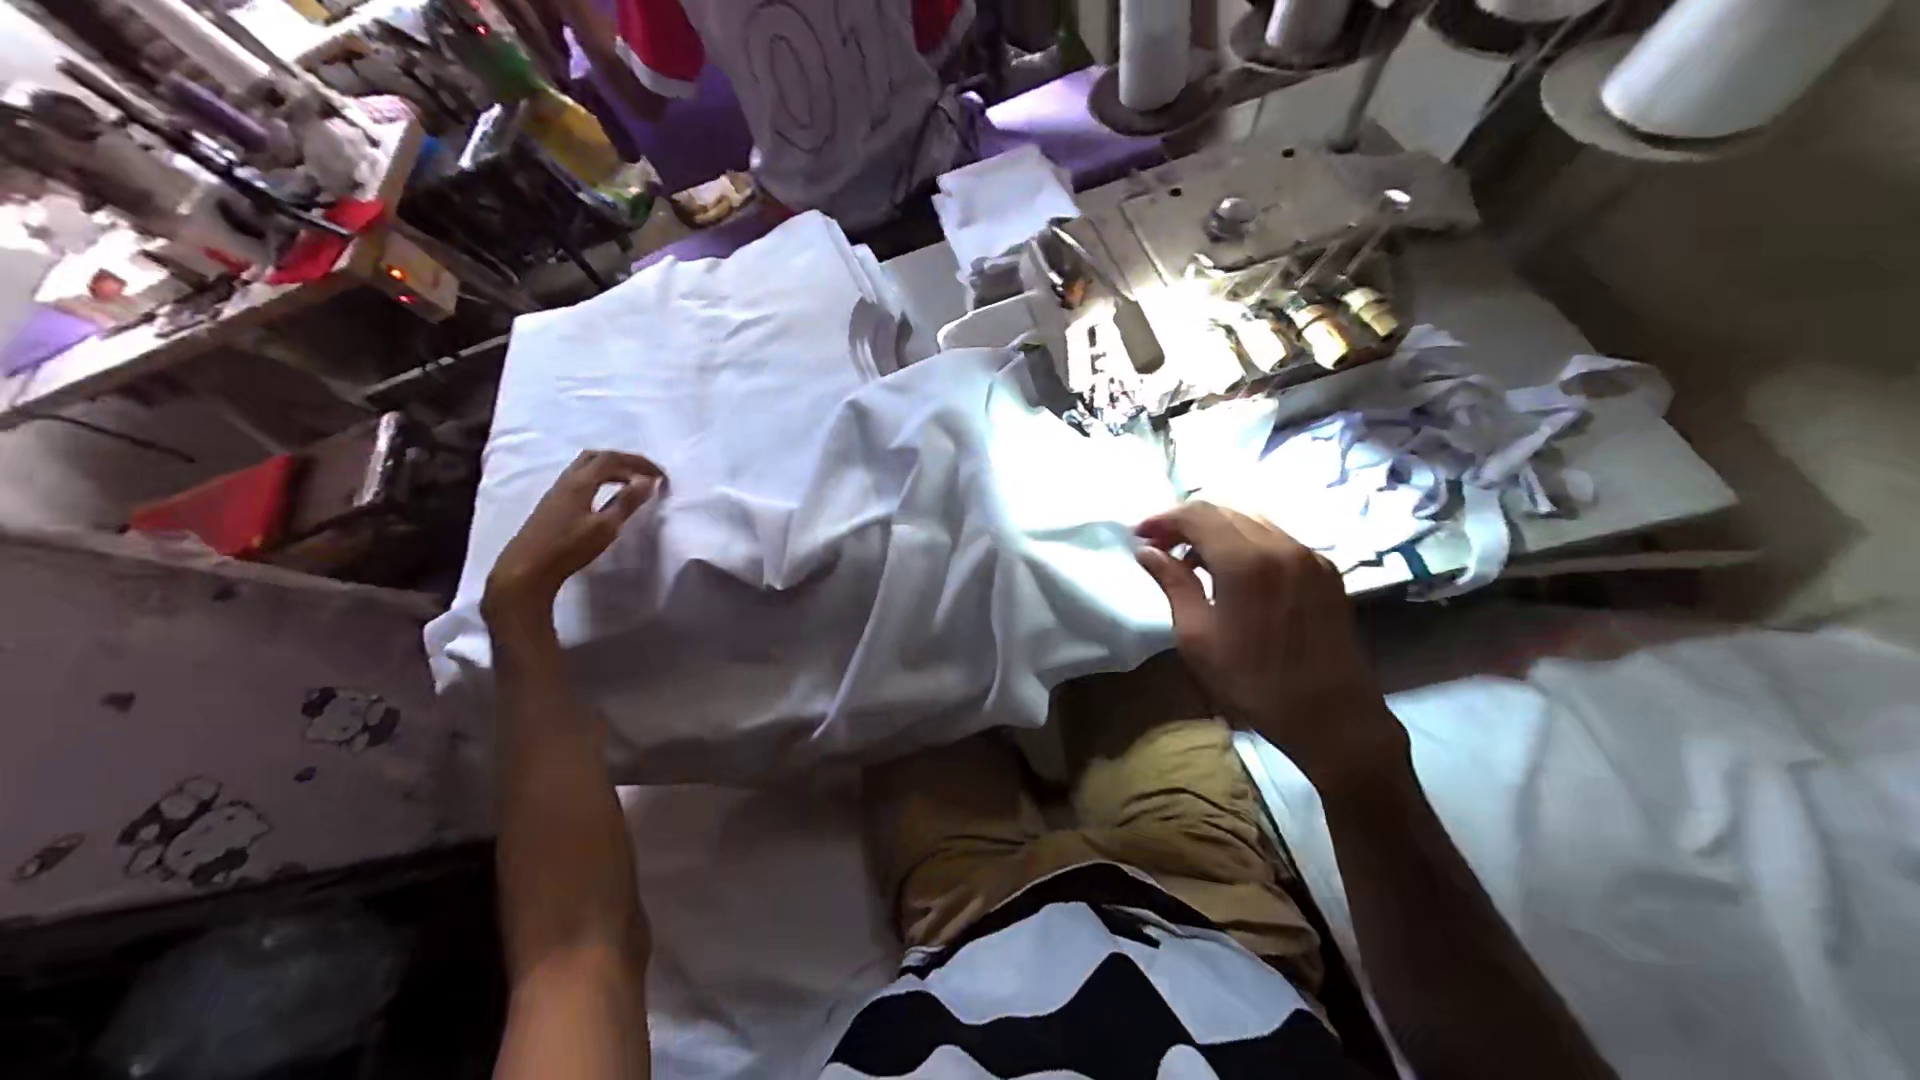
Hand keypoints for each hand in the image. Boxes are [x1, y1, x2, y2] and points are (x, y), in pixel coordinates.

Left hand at [483, 450, 664, 628]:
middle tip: (645, 474)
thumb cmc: (569, 547)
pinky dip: (599, 479)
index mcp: (580, 482)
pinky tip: (606, 495)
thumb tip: (648, 482)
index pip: (612, 459)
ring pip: (585, 467)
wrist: (526, 569)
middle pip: (597, 457)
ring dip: (611, 469)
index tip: (660, 475)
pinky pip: (579, 479)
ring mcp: (556, 492)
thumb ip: (627, 502)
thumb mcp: (605, 526)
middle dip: (624, 461)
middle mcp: (567, 480)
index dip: (639, 462)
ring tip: (630, 483)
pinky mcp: (552, 504)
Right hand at [1134, 501, 1406, 785]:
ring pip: (1251, 521)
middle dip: (1186, 522)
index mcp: (1246, 561)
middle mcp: (1281, 545)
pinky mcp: (1325, 570)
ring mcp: (1309, 555)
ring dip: (1216, 531)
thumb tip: (1148, 552)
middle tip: (1160, 547)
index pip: (1197, 515)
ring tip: (1191, 561)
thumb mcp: (1197, 638)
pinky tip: (1231, 572)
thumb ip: (1173, 585)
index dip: (1163, 519)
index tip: (1139, 536)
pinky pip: (1276, 538)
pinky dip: (1245, 542)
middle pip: (1224, 511)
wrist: (1333, 717)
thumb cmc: (1253, 683)